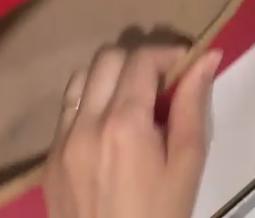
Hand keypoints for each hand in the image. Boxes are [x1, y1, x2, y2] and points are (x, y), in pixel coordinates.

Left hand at [44, 45, 220, 217]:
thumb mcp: (188, 160)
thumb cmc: (161, 214)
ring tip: (133, 100)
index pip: (141, 58)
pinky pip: (65, 112)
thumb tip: (208, 55)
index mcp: (124, 123)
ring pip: (79, 79)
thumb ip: (193, 102)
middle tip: (162, 83)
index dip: (168, 53)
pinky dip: (89, 103)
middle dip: (138, 60)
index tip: (186, 68)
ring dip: (108, 77)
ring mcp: (60, 145)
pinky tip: (110, 128)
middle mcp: (86, 126)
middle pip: (106, 59)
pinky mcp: (46, 164)